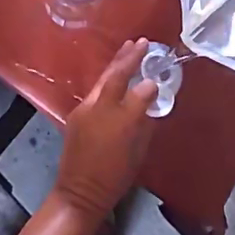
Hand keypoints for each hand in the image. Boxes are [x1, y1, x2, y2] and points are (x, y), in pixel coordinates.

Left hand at [51, 39, 158, 222]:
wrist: (80, 193)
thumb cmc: (115, 178)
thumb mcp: (138, 153)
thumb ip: (145, 124)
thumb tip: (150, 103)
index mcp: (121, 123)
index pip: (139, 94)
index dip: (149, 85)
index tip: (157, 77)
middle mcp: (101, 110)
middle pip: (116, 77)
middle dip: (129, 58)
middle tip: (142, 42)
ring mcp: (85, 110)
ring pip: (103, 80)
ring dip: (116, 63)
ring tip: (128, 48)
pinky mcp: (76, 114)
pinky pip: (95, 91)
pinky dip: (106, 80)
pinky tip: (114, 75)